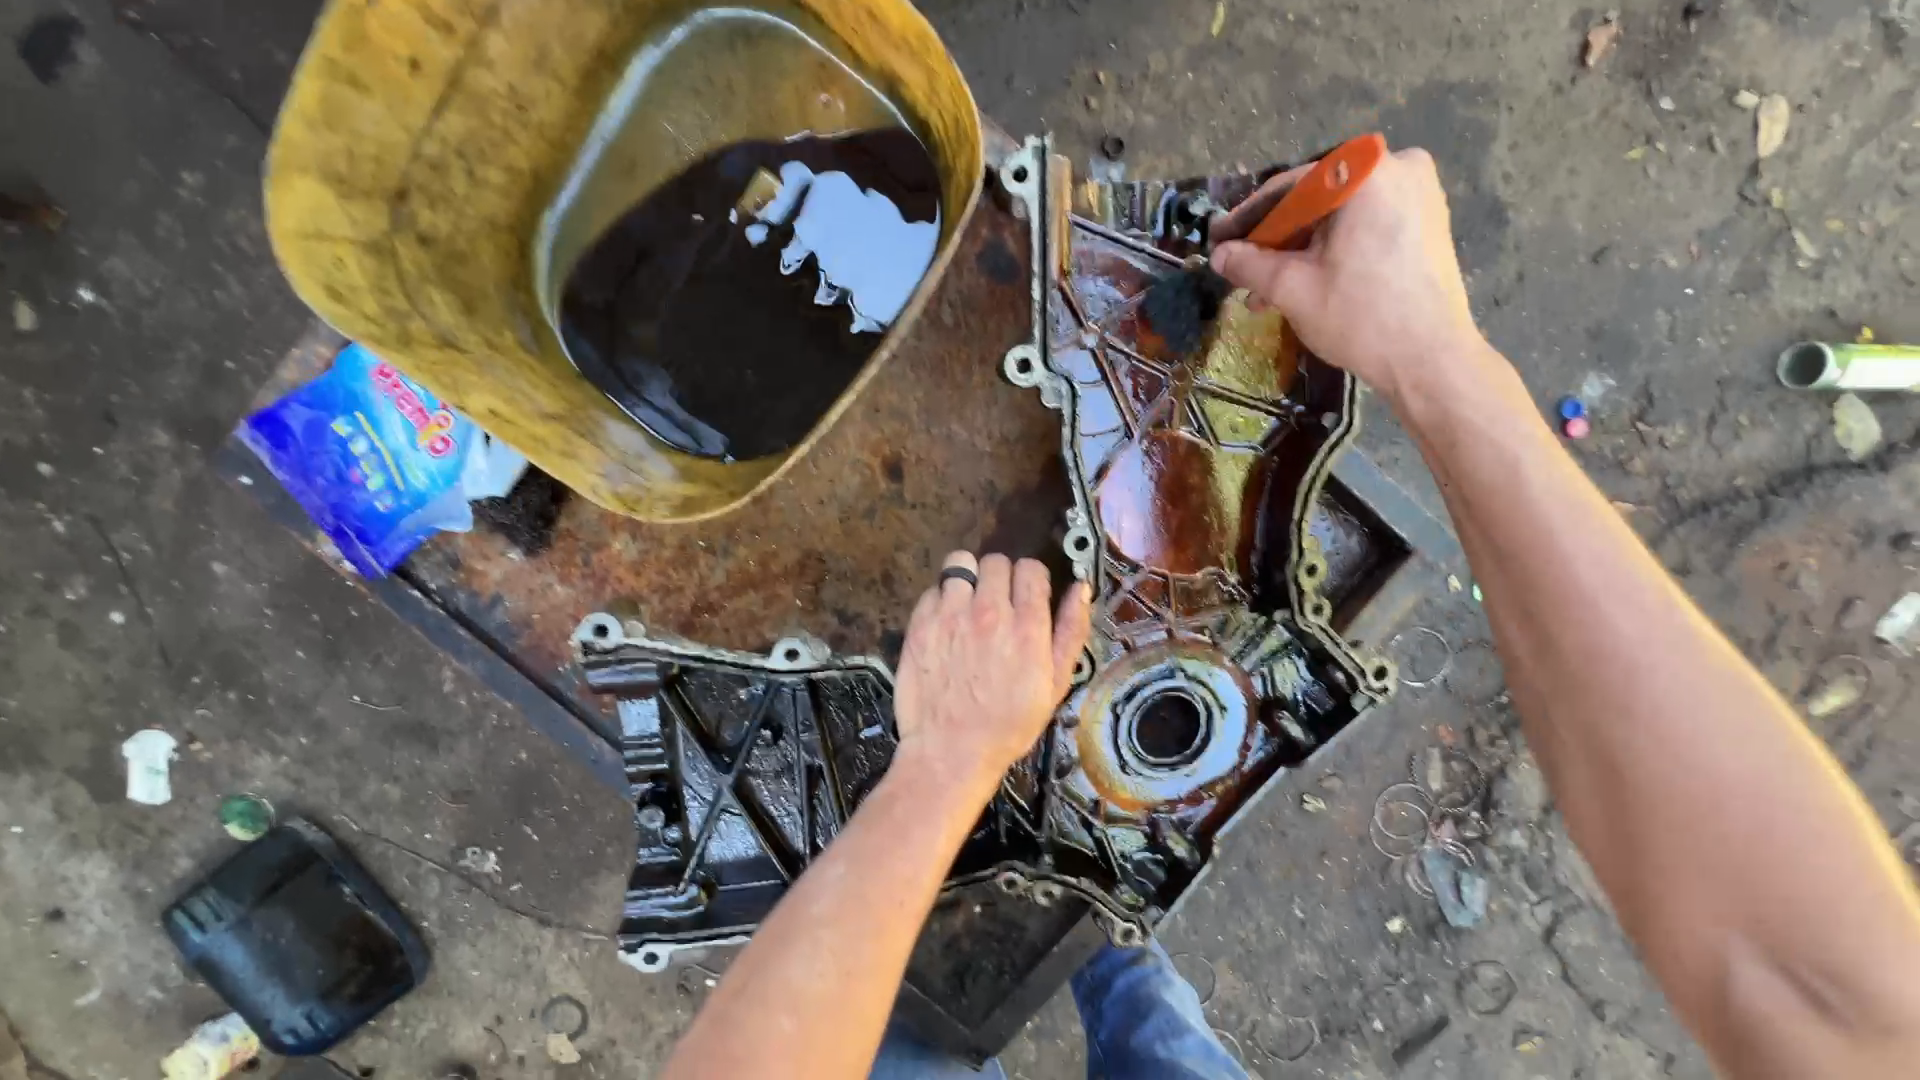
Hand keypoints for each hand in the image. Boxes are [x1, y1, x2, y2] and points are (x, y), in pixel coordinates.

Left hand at [892, 552, 1092, 796]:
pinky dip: (940, 601)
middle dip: (1000, 577)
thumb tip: (1081, 588)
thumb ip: (1070, 631)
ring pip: (960, 564)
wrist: (951, 752)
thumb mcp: (1055, 685)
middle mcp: (990, 611)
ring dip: (967, 580)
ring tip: (967, 604)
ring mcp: (951, 615)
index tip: (1027, 597)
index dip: (1031, 580)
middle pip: (996, 561)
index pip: (1030, 568)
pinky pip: (932, 590)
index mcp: (1028, 625)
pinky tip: (945, 625)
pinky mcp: (921, 624)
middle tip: (997, 602)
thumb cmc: (1009, 725)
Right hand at [1210, 148, 1488, 403]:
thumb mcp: (1291, 288)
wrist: (1428, 358)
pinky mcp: (1425, 222)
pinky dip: (1330, 250)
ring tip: (1264, 291)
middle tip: (1240, 268)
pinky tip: (1303, 283)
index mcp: (1365, 174)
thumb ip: (1250, 264)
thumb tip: (1219, 255)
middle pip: (1315, 200)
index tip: (1218, 240)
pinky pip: (1362, 227)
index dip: (1247, 218)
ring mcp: (1418, 194)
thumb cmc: (1359, 317)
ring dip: (1298, 251)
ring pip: (1337, 217)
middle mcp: (1398, 169)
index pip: (1290, 187)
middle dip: (1274, 239)